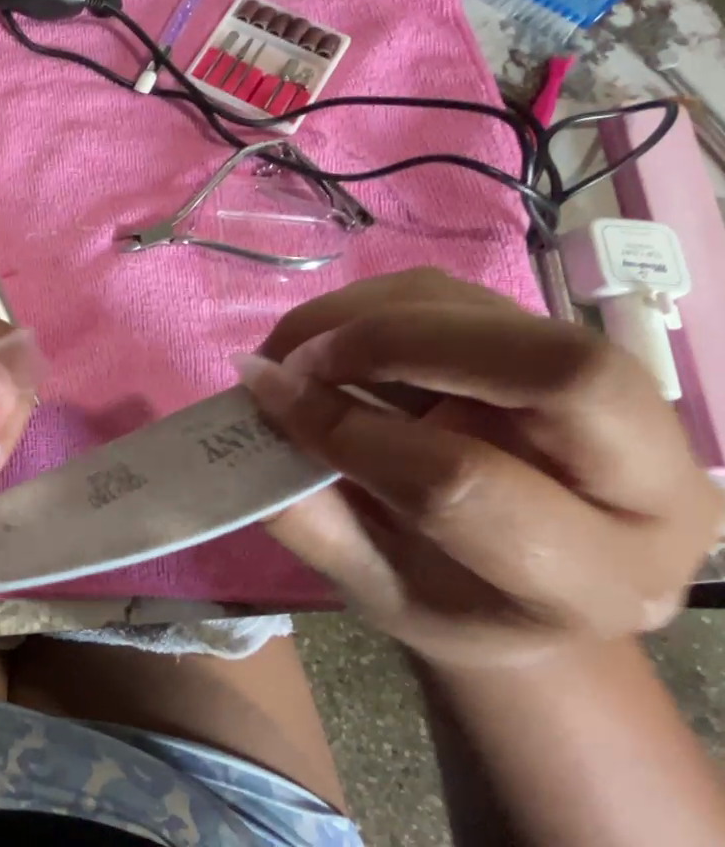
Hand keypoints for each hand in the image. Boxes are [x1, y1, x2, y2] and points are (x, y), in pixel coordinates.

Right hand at [238, 269, 723, 669]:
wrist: (520, 585)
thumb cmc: (444, 598)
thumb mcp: (373, 589)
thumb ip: (314, 521)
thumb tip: (253, 426)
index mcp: (593, 575)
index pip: (466, 480)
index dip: (346, 429)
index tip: (263, 398)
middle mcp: (646, 483)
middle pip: (555, 369)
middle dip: (400, 341)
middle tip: (300, 356)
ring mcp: (628, 407)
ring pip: (503, 318)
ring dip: (371, 315)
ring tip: (295, 349)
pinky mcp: (573, 353)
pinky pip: (472, 300)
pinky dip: (379, 306)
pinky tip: (329, 342)